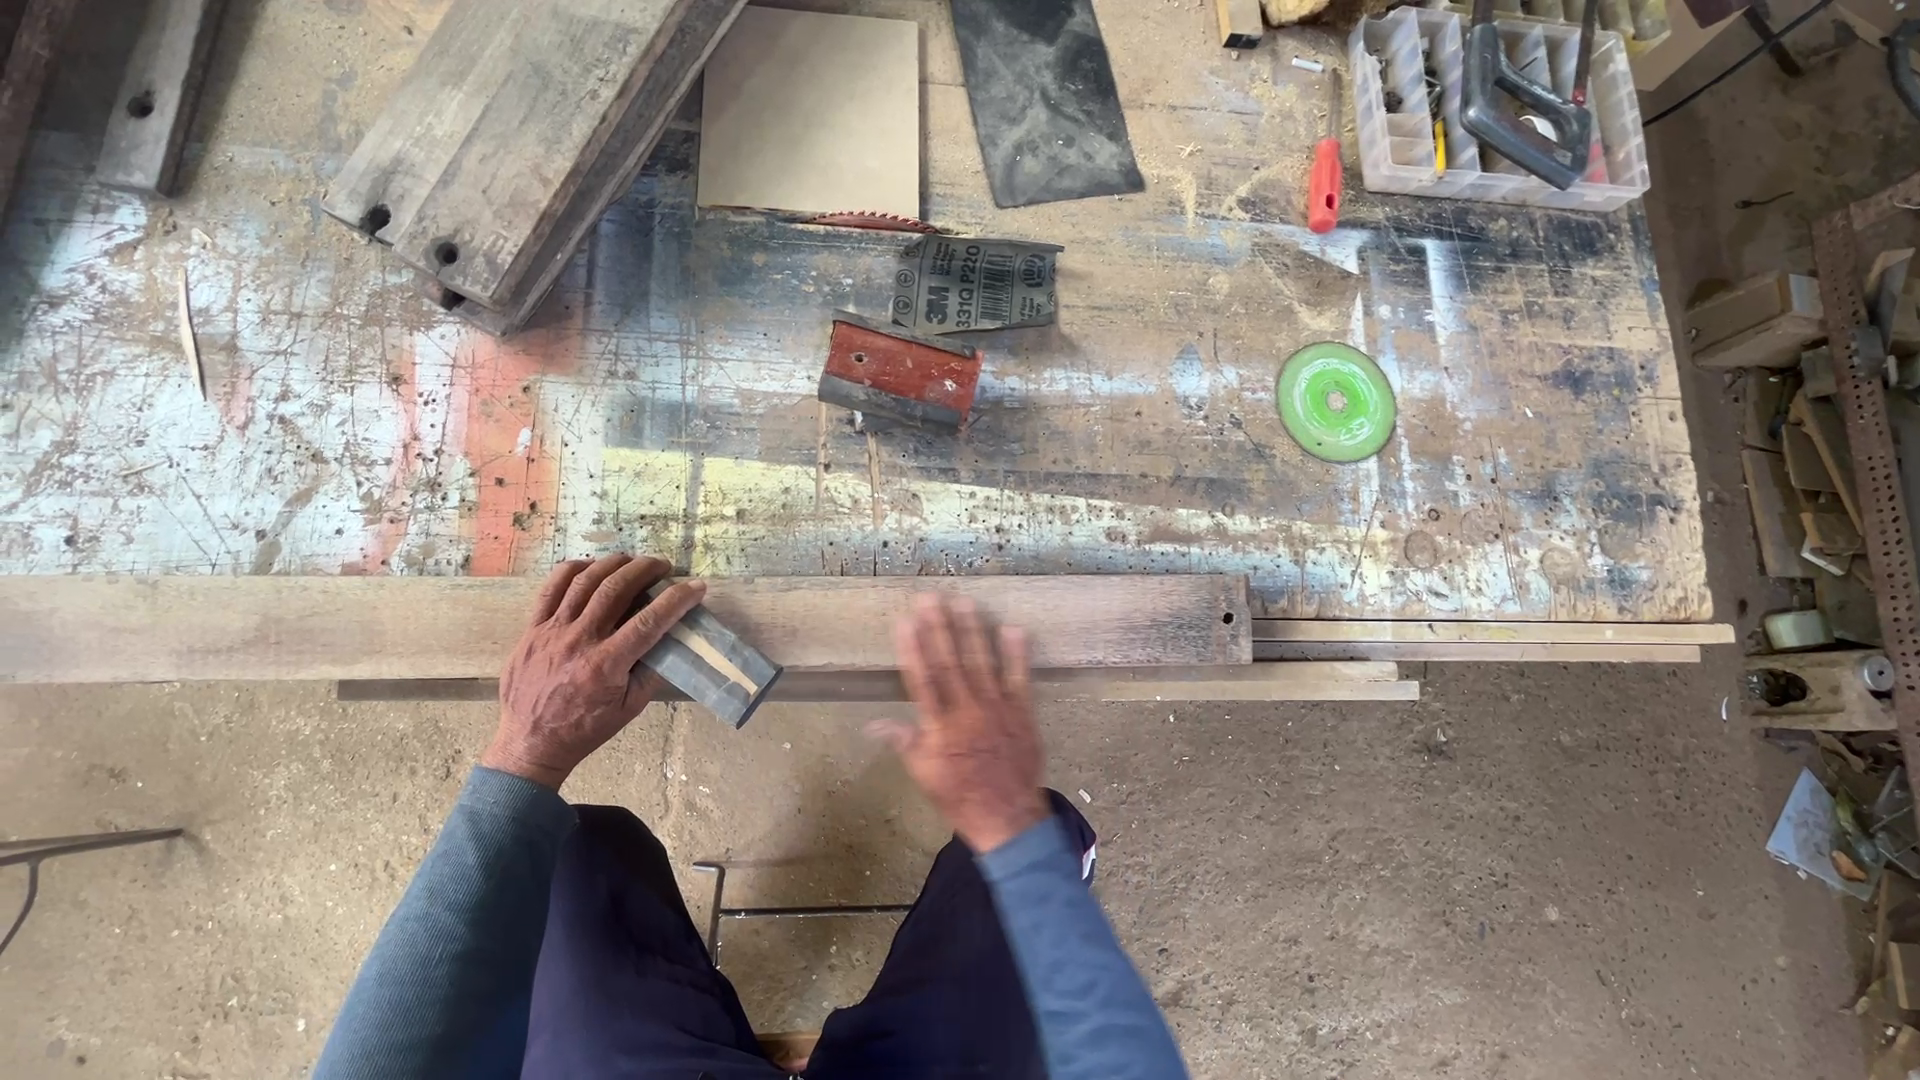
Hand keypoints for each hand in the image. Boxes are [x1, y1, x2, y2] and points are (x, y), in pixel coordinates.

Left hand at [484, 554, 706, 789]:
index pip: (650, 620)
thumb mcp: (631, 706)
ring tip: (631, 561)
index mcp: (606, 664)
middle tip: (662, 566)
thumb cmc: (587, 728)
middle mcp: (579, 641)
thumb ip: (652, 669)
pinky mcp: (531, 630)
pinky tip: (591, 567)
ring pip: (584, 582)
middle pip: (616, 589)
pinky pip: (550, 589)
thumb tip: (672, 637)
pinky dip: (573, 571)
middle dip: (645, 570)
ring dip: (613, 564)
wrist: (531, 743)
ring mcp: (551, 632)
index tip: (696, 586)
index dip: (677, 599)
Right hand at [870, 593, 1047, 853]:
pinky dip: (1017, 654)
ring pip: (981, 663)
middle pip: (950, 663)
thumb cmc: (960, 797)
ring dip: (972, 631)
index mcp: (940, 728)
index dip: (912, 649)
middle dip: (939, 628)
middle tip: (931, 598)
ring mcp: (998, 709)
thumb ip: (904, 742)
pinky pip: (1020, 678)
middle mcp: (967, 712)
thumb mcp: (924, 775)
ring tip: (964, 602)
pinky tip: (1012, 628)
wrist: (1008, 818)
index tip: (904, 621)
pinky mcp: (1023, 713)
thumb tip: (873, 723)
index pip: (922, 681)